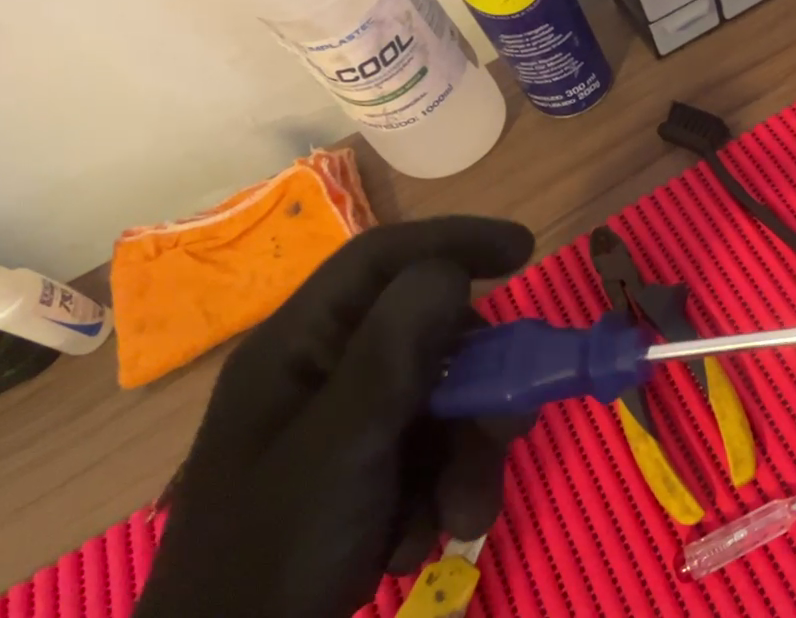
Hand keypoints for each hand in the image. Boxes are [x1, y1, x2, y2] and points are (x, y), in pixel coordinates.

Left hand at [136, 217, 537, 617]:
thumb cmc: (272, 552)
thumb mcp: (340, 445)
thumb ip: (393, 350)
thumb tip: (448, 269)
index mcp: (299, 347)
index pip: (382, 259)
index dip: (454, 242)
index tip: (524, 253)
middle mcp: (326, 373)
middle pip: (433, 337)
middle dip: (479, 387)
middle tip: (511, 427)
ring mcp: (349, 424)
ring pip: (447, 399)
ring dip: (469, 456)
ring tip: (461, 516)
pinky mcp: (369, 470)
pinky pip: (439, 449)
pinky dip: (446, 490)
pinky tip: (422, 536)